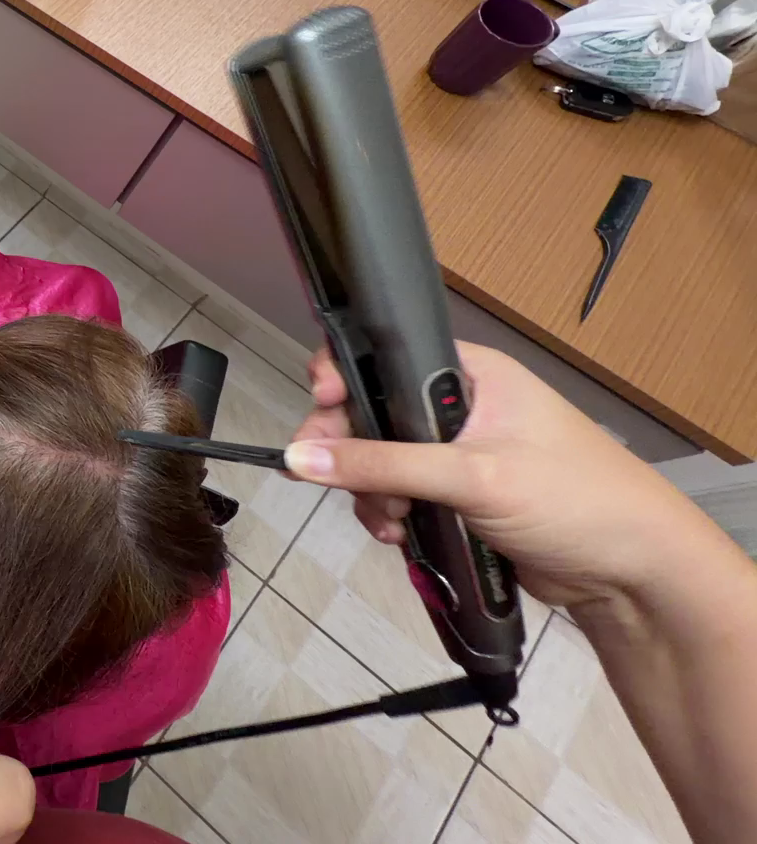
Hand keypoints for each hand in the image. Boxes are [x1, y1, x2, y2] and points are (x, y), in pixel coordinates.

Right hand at [283, 341, 718, 609]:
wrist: (642, 581)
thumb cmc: (572, 502)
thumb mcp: (471, 476)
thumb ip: (378, 464)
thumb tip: (295, 458)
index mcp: (469, 376)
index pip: (381, 356)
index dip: (342, 375)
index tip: (321, 403)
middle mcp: (456, 406)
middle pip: (367, 412)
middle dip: (346, 450)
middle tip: (320, 475)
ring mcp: (451, 450)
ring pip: (373, 456)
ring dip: (366, 490)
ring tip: (386, 521)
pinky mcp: (450, 490)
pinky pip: (390, 488)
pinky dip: (383, 509)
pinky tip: (394, 531)